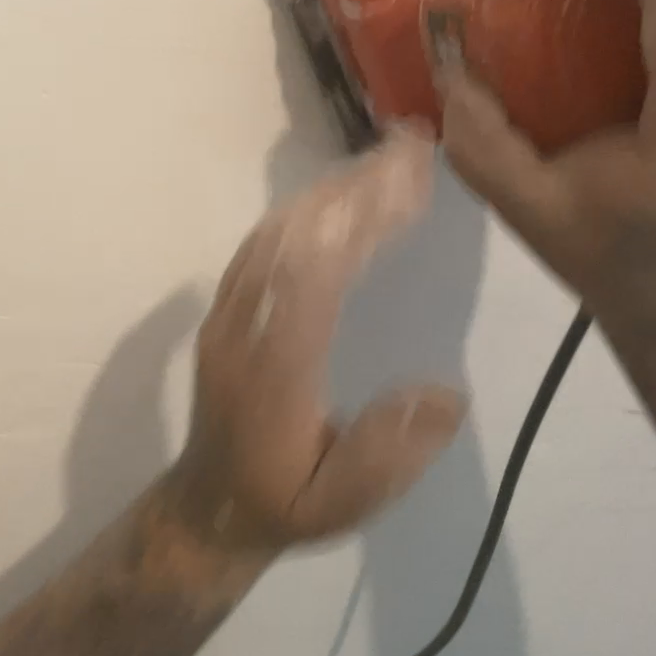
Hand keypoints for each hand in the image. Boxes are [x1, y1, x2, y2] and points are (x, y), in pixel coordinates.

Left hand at [181, 128, 465, 549]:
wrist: (211, 506)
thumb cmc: (282, 504)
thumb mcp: (337, 506)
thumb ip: (386, 457)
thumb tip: (444, 394)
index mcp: (271, 373)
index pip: (307, 279)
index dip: (355, 222)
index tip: (409, 178)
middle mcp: (238, 334)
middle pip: (286, 244)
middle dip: (348, 192)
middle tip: (411, 149)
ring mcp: (222, 322)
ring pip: (265, 241)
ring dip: (323, 196)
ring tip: (385, 162)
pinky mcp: (221, 319)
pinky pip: (254, 254)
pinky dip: (297, 218)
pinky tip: (335, 200)